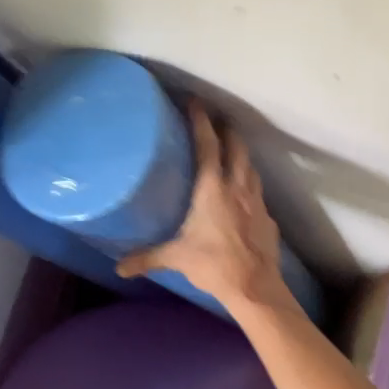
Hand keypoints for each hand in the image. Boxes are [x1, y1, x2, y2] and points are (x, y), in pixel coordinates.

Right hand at [116, 101, 289, 311]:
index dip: (201, 120)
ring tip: (231, 153)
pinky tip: (244, 195)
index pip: (207, 144)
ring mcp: (257, 201)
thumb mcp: (175, 259)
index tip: (195, 102)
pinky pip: (259, 192)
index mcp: (212, 188)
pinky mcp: (268, 218)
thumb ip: (147, 258)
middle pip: (236, 146)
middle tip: (217, 121)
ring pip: (251, 166)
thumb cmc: (213, 265)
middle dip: (227, 130)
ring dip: (241, 155)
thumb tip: (120, 268)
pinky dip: (250, 185)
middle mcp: (237, 187)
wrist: (255, 286)